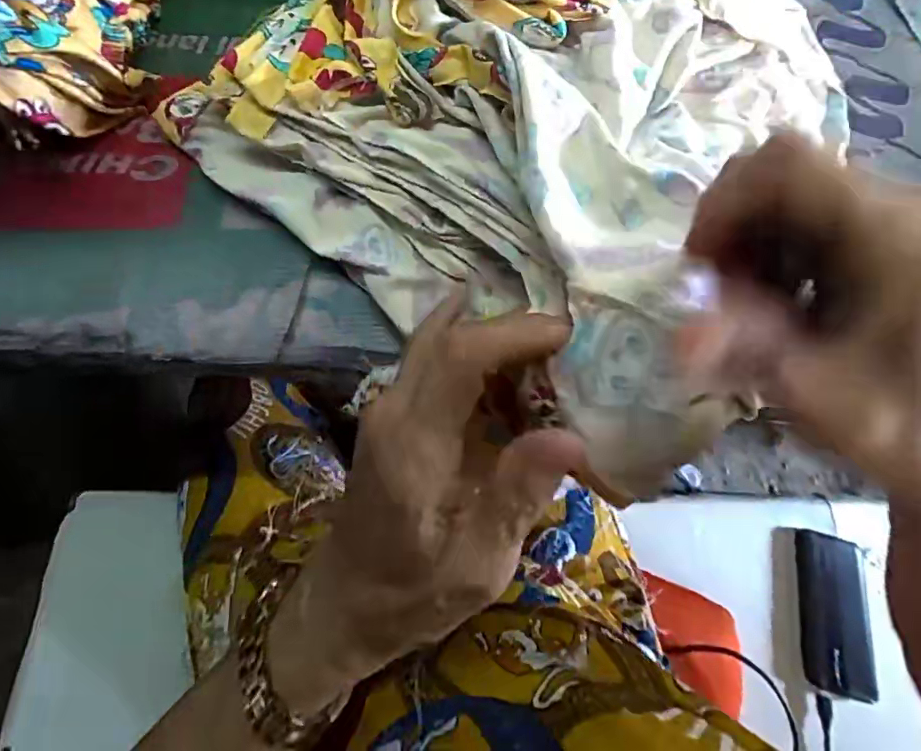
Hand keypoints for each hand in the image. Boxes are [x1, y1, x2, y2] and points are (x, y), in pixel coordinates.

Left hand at [267, 292, 584, 713]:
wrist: (349, 596)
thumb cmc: (416, 591)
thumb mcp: (479, 563)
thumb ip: (519, 495)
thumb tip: (572, 437)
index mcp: (414, 443)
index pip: (457, 356)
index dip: (512, 332)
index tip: (566, 333)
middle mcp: (393, 408)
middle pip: (446, 334)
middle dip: (508, 325)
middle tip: (567, 339)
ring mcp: (388, 404)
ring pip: (437, 339)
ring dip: (492, 336)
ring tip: (548, 353)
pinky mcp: (394, 410)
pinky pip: (435, 360)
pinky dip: (477, 354)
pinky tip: (514, 376)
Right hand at [681, 135, 920, 512]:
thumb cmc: (919, 437)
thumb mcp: (830, 403)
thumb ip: (756, 358)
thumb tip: (681, 337)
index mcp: (899, 237)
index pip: (788, 165)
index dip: (725, 201)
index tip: (701, 264)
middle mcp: (903, 212)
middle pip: (779, 172)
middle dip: (731, 225)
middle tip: (721, 288)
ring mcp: (900, 222)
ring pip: (786, 191)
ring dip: (748, 239)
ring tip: (752, 303)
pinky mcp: (890, 239)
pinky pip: (806, 214)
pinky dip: (771, 248)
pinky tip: (782, 302)